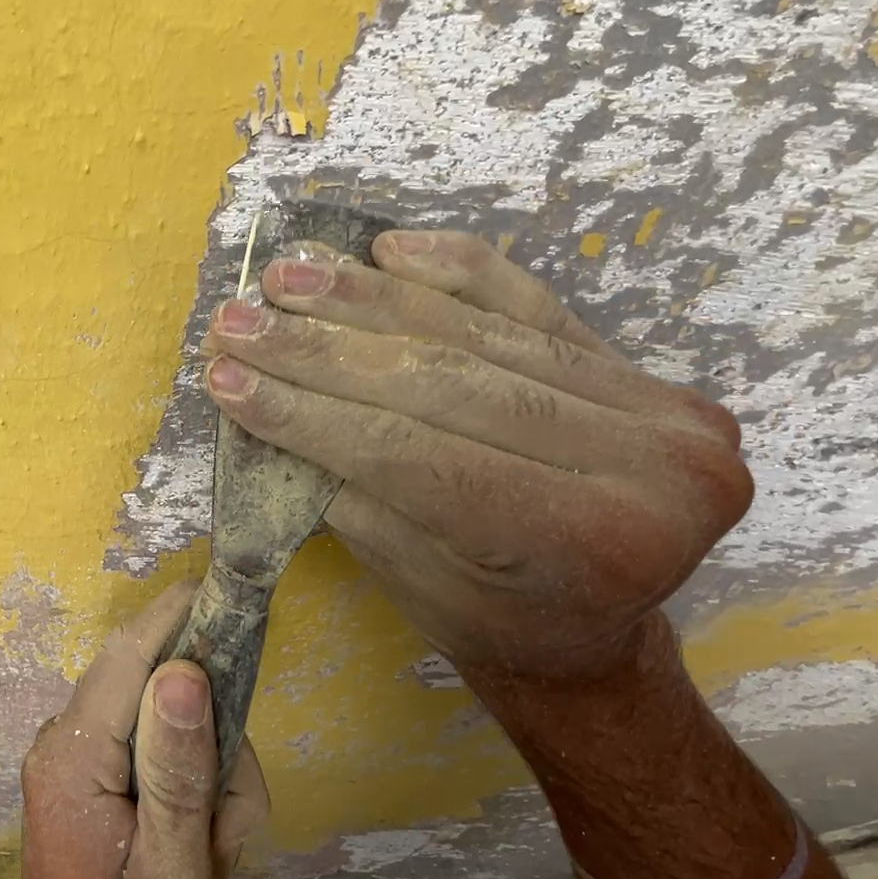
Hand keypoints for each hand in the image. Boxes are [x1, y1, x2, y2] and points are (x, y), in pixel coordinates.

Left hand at [22, 580, 268, 878]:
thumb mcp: (170, 867)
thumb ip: (176, 769)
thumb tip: (182, 671)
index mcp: (70, 753)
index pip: (127, 657)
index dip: (174, 615)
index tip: (217, 582)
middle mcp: (65, 743)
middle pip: (155, 690)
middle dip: (210, 741)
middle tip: (229, 820)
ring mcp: (80, 762)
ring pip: (171, 725)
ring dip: (213, 779)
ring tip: (217, 849)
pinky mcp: (98, 781)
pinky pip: (160, 756)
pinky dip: (198, 792)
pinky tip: (206, 846)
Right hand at [200, 230, 752, 678]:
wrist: (590, 630)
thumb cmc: (483, 617)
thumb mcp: (400, 569)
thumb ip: (339, 479)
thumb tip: (256, 392)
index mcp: (582, 541)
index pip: (408, 451)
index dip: (304, 410)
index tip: (222, 377)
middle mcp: (643, 467)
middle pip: (440, 379)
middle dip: (318, 348)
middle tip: (235, 322)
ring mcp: (655, 409)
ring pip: (474, 330)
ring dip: (362, 298)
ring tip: (283, 279)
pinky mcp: (638, 369)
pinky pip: (530, 300)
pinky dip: (454, 266)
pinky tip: (386, 248)